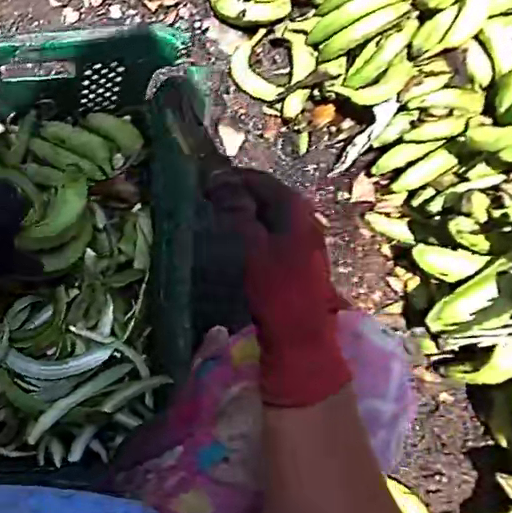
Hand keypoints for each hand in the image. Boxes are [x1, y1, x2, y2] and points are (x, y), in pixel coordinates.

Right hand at [206, 168, 351, 407]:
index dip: (232, 178)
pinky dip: (254, 228)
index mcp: (295, 210)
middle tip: (209, 199)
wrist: (301, 334)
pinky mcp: (301, 259)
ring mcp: (306, 239)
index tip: (205, 183)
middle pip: (268, 196)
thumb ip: (238, 213)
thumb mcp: (252, 247)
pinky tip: (238, 239)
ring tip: (218, 217)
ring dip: (246, 212)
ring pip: (271, 214)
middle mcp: (306, 218)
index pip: (260, 181)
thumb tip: (222, 186)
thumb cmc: (276, 289)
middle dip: (239, 193)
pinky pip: (273, 231)